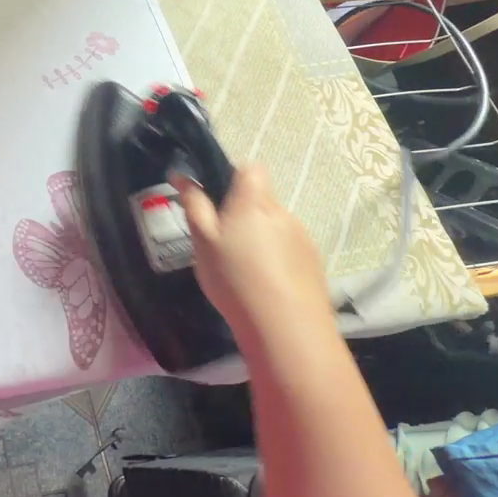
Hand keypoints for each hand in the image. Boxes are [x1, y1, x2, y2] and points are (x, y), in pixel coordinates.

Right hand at [172, 165, 332, 346]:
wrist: (286, 328)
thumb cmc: (235, 277)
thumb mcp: (202, 240)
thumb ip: (194, 204)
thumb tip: (183, 176)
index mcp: (254, 202)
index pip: (251, 168)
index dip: (233, 175)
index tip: (215, 197)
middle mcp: (283, 213)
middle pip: (261, 199)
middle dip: (242, 211)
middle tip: (221, 239)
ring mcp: (303, 238)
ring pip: (274, 224)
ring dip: (259, 234)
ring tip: (243, 266)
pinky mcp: (314, 263)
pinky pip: (289, 247)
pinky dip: (275, 256)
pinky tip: (264, 281)